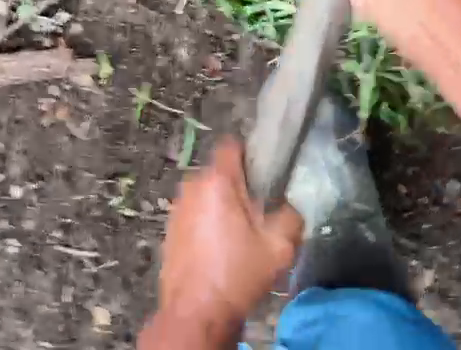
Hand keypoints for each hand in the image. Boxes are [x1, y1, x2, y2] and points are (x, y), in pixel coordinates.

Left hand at [146, 138, 303, 344]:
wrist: (196, 315)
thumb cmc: (237, 274)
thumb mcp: (278, 247)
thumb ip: (290, 217)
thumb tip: (287, 207)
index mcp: (217, 181)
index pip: (232, 145)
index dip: (250, 153)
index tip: (264, 173)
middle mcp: (192, 186)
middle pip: (221, 173)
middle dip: (239, 187)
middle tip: (257, 214)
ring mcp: (177, 207)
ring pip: (207, 195)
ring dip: (221, 207)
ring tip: (238, 237)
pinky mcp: (170, 229)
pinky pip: (195, 214)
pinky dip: (206, 224)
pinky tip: (218, 251)